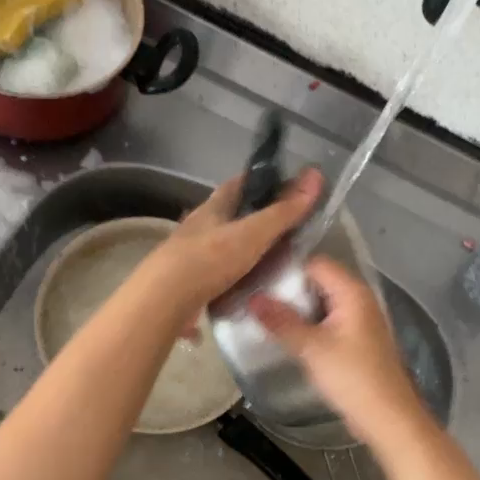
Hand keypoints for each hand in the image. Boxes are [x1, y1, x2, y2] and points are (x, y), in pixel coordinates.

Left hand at [142, 168, 323, 309]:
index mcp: (211, 210)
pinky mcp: (182, 288)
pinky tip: (232, 301)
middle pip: (224, 219)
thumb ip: (283, 212)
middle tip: (275, 232)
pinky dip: (221, 288)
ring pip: (214, 251)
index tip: (279, 184)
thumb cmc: (209, 259)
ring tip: (260, 267)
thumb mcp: (253, 234)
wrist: (164, 300)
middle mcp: (196, 230)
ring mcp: (186, 259)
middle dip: (247, 222)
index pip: (236, 185)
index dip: (258, 181)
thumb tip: (316, 177)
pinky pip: (207, 284)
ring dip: (233, 255)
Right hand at [249, 258, 429, 447]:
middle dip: (290, 291)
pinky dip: (311, 327)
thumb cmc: (353, 378)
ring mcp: (361, 322)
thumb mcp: (312, 349)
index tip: (258, 279)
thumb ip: (281, 322)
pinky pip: (330, 323)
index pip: (316, 263)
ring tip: (266, 318)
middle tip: (257, 300)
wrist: (388, 418)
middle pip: (319, 282)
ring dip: (299, 311)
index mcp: (353, 293)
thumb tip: (252, 299)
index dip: (287, 268)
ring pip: (323, 305)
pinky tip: (290, 338)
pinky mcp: (358, 342)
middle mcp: (360, 300)